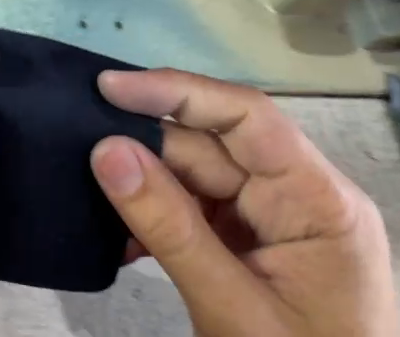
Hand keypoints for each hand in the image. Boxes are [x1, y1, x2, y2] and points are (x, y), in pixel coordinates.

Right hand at [89, 69, 399, 336]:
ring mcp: (277, 224)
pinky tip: (119, 240)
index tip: (108, 87)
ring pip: (196, 178)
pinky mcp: (255, 248)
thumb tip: (105, 149)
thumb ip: (169, 228)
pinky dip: (157, 222)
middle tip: (78, 151)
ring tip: (89, 194)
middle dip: (147, 149)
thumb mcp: (234, 311)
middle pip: (213, 148)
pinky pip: (197, 213)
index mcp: (321, 201)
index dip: (176, 91)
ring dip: (145, 190)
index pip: (247, 116)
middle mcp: (302, 197)